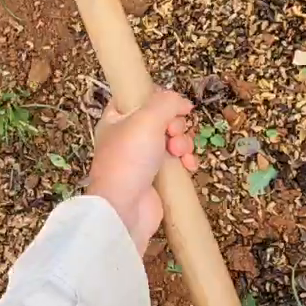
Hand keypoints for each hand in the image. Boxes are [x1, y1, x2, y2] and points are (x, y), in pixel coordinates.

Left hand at [86, 89, 198, 252]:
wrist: (124, 209)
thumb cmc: (128, 160)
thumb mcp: (147, 119)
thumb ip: (167, 102)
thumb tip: (182, 103)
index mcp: (116, 119)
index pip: (138, 97)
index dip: (158, 97)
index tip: (174, 104)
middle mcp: (128, 136)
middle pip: (161, 118)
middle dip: (176, 124)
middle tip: (172, 134)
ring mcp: (142, 158)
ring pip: (172, 139)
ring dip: (183, 143)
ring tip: (180, 154)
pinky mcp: (155, 177)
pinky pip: (176, 161)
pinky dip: (186, 161)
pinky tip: (189, 166)